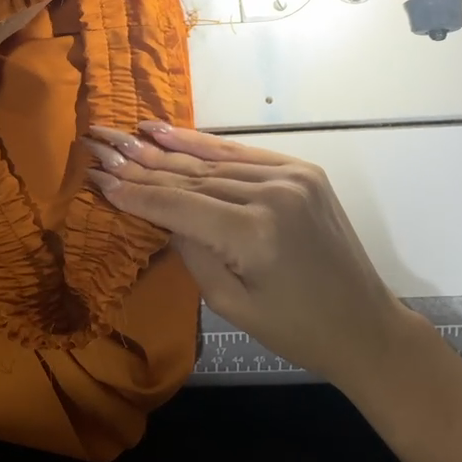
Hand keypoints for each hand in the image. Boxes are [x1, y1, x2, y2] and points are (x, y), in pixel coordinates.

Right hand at [82, 123, 415, 387]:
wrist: (365, 325)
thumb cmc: (295, 330)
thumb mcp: (230, 302)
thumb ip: (190, 249)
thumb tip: (157, 211)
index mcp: (254, 234)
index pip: (178, 205)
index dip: (134, 192)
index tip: (96, 177)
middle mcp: (272, 194)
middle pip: (190, 177)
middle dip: (139, 163)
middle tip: (98, 144)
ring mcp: (290, 176)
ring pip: (212, 162)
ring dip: (165, 149)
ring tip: (125, 134)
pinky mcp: (301, 170)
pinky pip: (240, 155)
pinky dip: (203, 144)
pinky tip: (169, 132)